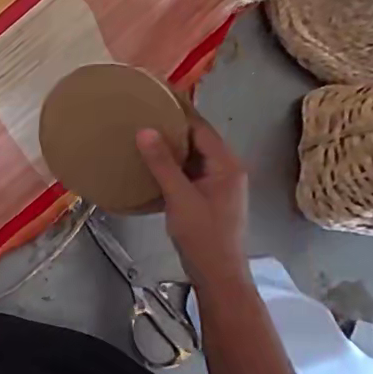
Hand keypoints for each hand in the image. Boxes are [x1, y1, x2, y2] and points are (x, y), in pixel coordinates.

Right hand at [137, 121, 248, 284]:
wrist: (218, 275)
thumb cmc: (202, 235)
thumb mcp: (179, 197)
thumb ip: (162, 164)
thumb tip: (145, 130)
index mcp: (227, 165)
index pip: (201, 129)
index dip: (180, 113)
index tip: (156, 98)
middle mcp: (227, 171)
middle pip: (199, 141)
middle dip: (174, 129)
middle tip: (144, 116)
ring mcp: (220, 186)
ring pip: (194, 159)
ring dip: (173, 149)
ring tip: (144, 137)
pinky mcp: (210, 199)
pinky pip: (191, 174)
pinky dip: (174, 167)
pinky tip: (153, 167)